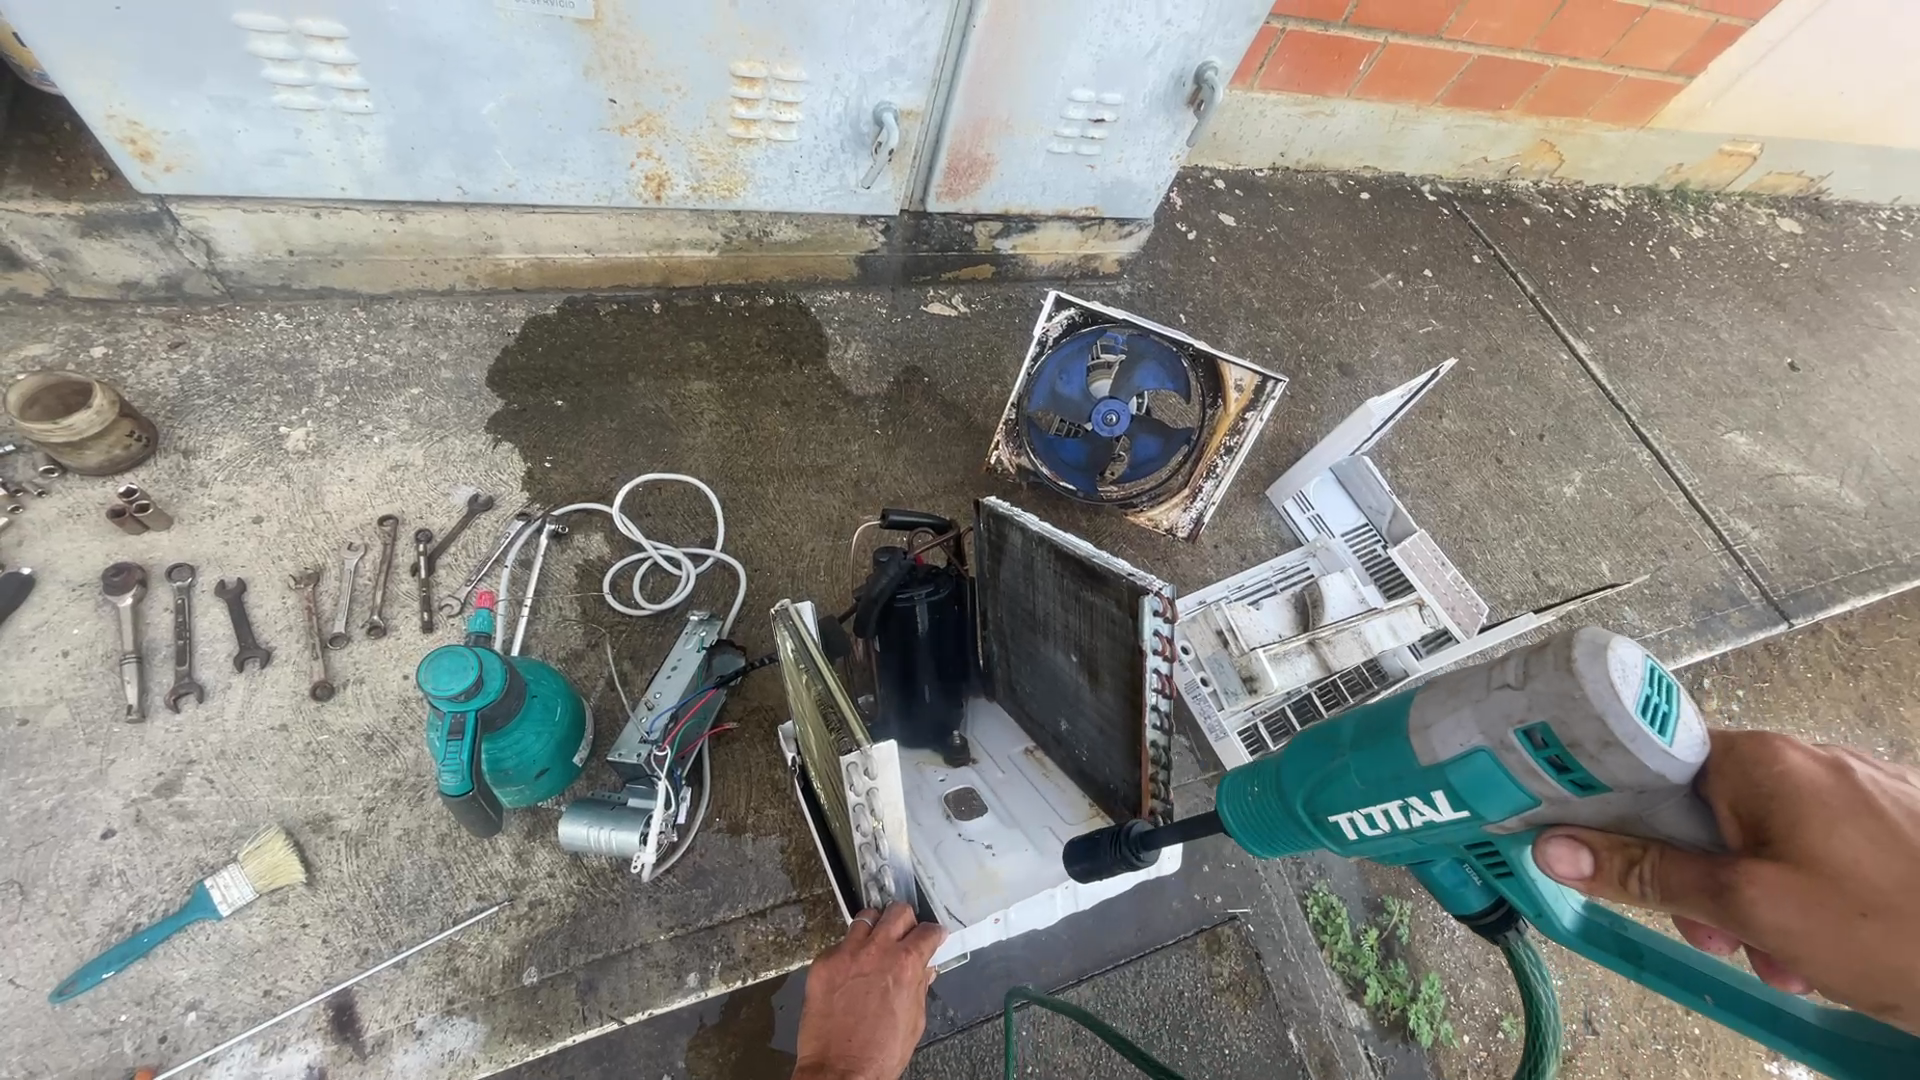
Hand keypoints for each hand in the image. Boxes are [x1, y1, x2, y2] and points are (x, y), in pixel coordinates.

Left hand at [792, 904, 947, 1079]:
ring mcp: (847, 954)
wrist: (839, 1073)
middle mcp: (878, 951)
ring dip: (875, 928)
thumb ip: (919, 987)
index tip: (934, 935)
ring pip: (866, 917)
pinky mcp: (824, 963)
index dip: (934, 933)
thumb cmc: (880, 1054)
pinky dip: (848, 951)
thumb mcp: (914, 1022)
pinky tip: (850, 969)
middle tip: (904, 933)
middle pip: (898, 911)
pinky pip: (840, 943)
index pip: (927, 931)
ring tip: (874, 943)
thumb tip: (925, 970)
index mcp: (905, 965)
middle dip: (906, 920)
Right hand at [1530, 729, 1919, 1033]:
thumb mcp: (1752, 909)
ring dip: (1748, 897)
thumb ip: (1644, 874)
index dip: (1616, 812)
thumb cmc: (1898, 929)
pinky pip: (1811, 851)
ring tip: (1780, 959)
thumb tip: (1548, 848)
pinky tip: (1824, 948)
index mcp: (1759, 758)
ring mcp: (1858, 791)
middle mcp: (1803, 759)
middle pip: (1701, 810)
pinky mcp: (1898, 826)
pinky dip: (1798, 895)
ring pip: (1757, 838)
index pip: (1646, 764)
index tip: (1610, 860)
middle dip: (1696, 877)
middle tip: (1712, 934)